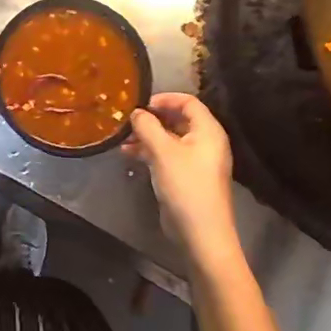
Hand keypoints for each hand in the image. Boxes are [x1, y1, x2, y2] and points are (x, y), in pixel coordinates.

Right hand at [124, 93, 240, 265]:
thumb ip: (148, 127)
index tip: (140, 104)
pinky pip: (168, 155)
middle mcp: (205, 142)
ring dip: (147, 136)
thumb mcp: (162, 152)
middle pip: (178, 119)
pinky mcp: (187, 176)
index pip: (188, 102)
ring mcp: (196, 160)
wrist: (200, 232)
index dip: (164, 98)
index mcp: (208, 131)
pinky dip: (150, 152)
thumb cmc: (185, 185)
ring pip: (170, 139)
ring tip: (123, 140)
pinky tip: (129, 155)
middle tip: (128, 121)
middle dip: (152, 118)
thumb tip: (136, 112)